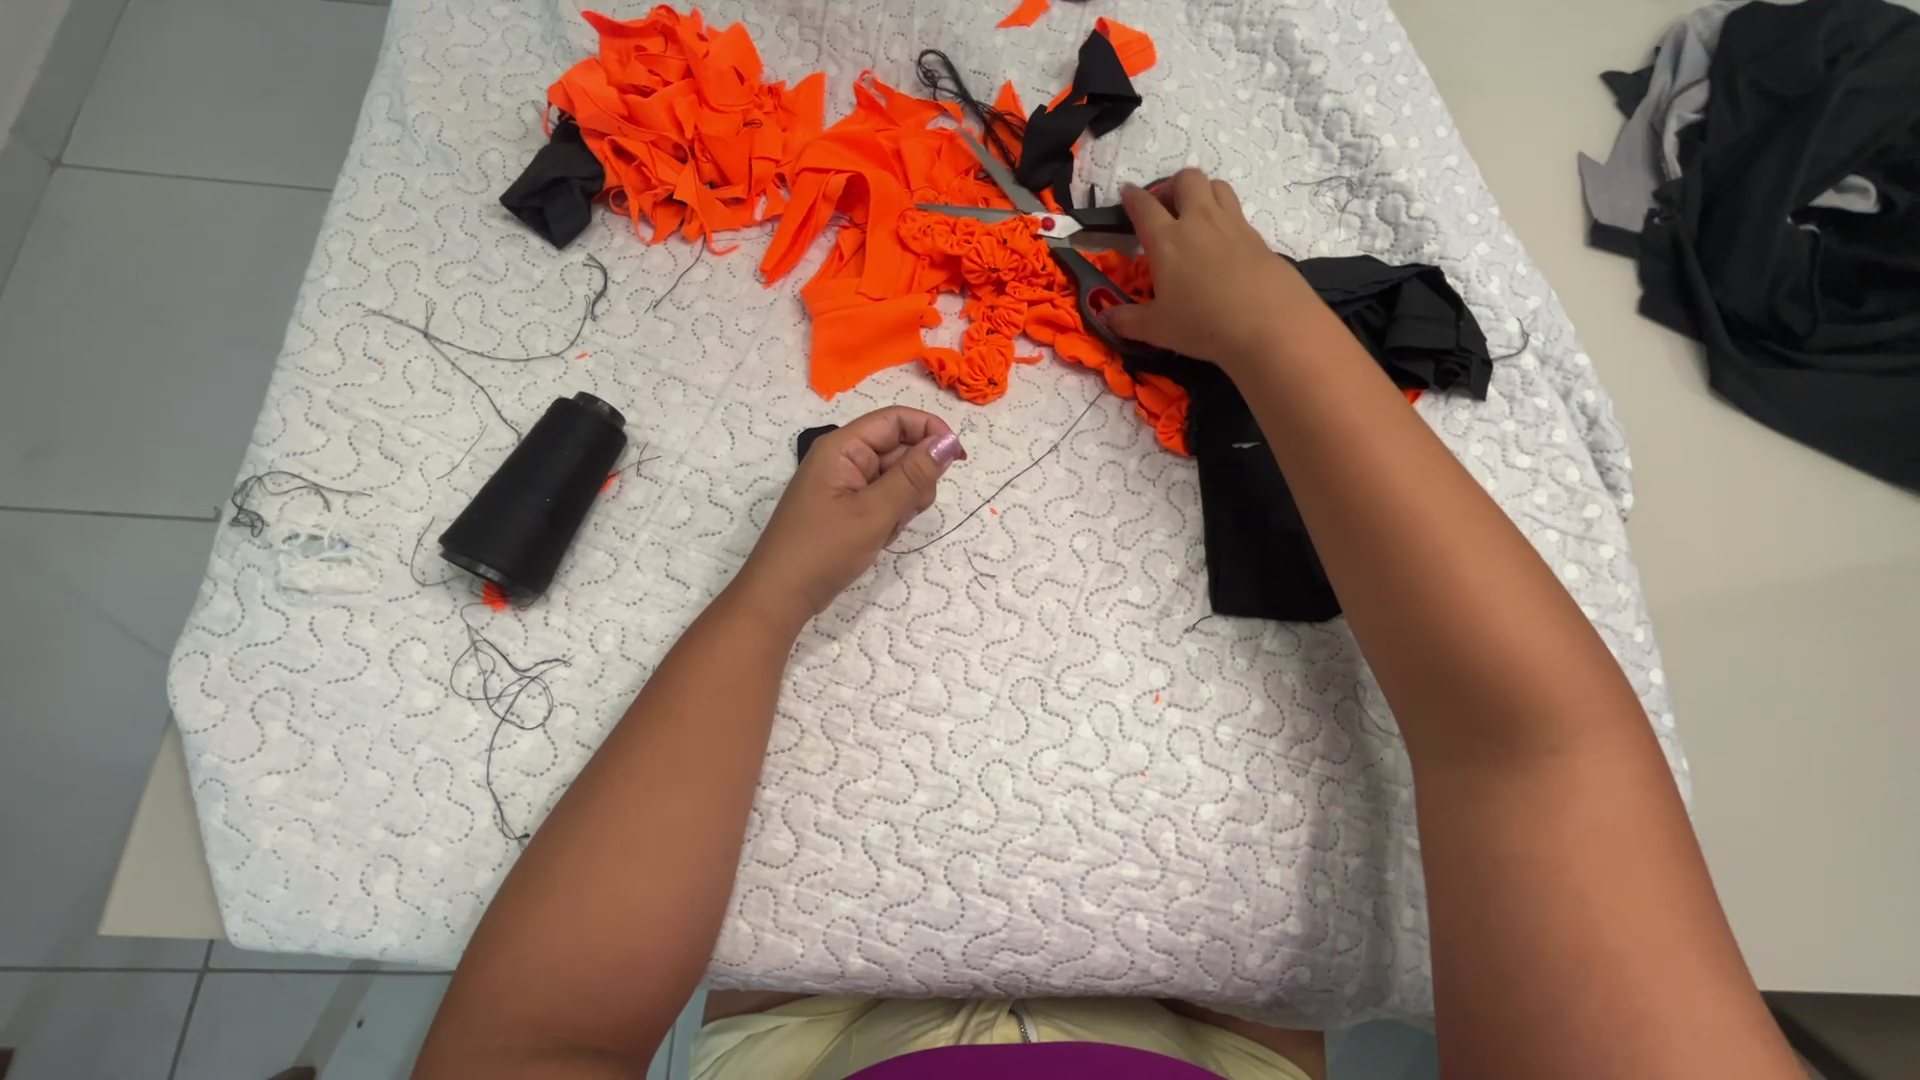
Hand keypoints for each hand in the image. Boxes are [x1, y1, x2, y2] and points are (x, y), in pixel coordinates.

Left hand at [734, 406, 964, 626]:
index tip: (958, 458)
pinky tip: (879, 538)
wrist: (780, 596)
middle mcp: (844, 458)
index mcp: (843, 447)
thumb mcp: (874, 512)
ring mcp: (846, 485)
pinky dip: (891, 518)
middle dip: (915, 478)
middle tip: (907, 510)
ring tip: (886, 528)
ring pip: (897, 479)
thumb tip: (948, 442)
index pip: (896, 420)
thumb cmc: (822, 550)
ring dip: (904, 502)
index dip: (930, 431)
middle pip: (900, 449)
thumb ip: (913, 476)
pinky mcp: (848, 508)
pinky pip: (884, 501)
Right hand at [1101, 170, 1325, 372]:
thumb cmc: (1202, 324)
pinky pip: (1237, 212)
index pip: (1144, 206)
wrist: (1268, 324)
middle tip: (1165, 207)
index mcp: (1167, 240)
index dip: (1131, 197)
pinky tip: (1221, 245)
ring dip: (1201, 192)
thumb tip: (1104, 317)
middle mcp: (1199, 222)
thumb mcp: (1157, 329)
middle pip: (1186, 179)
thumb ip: (1127, 321)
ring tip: (1194, 216)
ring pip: (1216, 186)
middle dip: (1171, 185)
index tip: (1126, 194)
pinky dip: (1224, 217)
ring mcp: (1232, 225)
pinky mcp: (1257, 237)